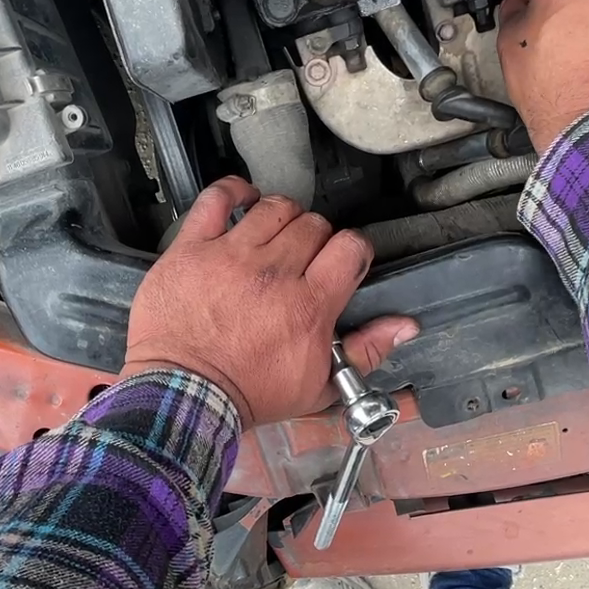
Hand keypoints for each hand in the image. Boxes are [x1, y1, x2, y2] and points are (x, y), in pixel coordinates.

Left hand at [120, 178, 417, 427]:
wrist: (184, 397)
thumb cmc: (248, 394)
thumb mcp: (319, 386)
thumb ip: (366, 351)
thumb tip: (404, 326)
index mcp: (309, 304)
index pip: (351, 247)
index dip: (352, 250)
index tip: (342, 262)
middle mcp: (274, 272)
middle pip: (313, 224)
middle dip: (315, 239)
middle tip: (302, 261)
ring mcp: (230, 256)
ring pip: (274, 207)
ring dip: (281, 218)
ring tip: (274, 238)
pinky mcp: (192, 249)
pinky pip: (217, 199)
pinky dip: (233, 192)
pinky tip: (242, 201)